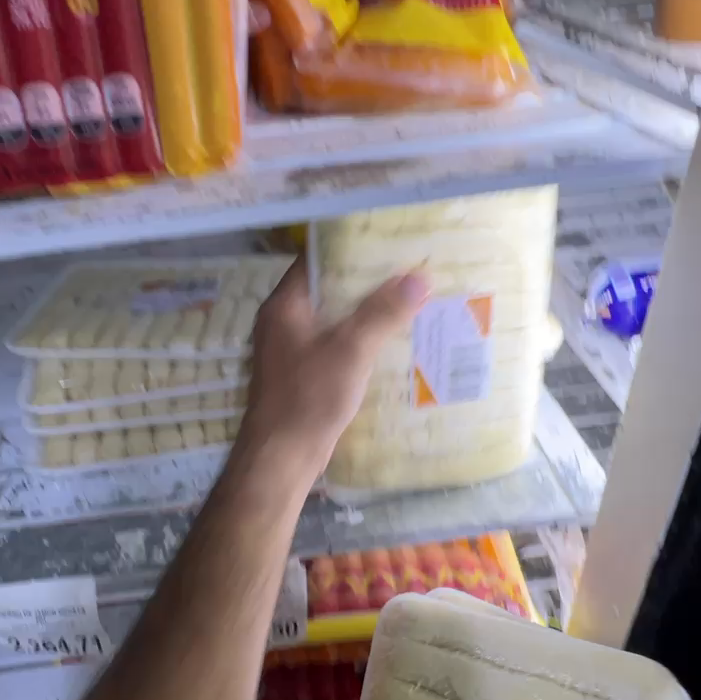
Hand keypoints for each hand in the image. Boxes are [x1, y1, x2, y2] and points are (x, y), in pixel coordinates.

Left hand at [234, 259, 429, 475]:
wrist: (281, 456)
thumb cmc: (309, 397)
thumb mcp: (351, 350)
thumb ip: (383, 313)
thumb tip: (419, 278)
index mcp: (284, 306)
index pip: (316, 260)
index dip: (351, 249)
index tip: (388, 243)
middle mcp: (282, 322)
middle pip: (327, 290)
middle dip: (365, 282)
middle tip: (407, 272)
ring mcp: (289, 350)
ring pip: (331, 319)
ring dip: (364, 313)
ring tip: (406, 301)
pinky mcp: (301, 374)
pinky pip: (332, 345)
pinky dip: (357, 340)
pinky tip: (388, 341)